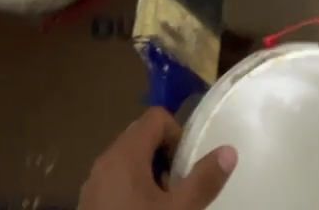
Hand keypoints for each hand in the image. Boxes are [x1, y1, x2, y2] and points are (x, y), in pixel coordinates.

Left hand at [78, 108, 237, 209]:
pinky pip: (115, 180)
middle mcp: (106, 159)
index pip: (156, 117)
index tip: (185, 169)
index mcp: (125, 152)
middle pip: (142, 136)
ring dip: (150, 175)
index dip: (178, 136)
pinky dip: (132, 189)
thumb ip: (203, 181)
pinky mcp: (89, 202)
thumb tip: (229, 151)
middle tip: (176, 190)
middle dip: (165, 157)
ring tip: (162, 206)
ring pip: (129, 160)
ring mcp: (94, 181)